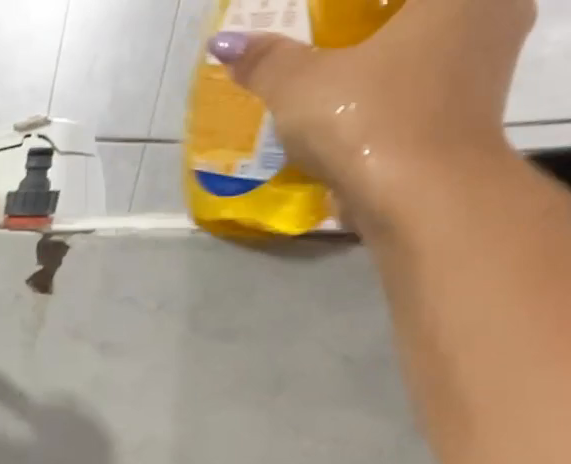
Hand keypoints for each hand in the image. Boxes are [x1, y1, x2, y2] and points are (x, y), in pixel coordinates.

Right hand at [209, 0, 534, 231]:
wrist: (421, 193)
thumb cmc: (367, 118)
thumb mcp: (298, 85)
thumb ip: (265, 60)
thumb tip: (226, 43)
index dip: (348, 7)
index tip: (317, 18)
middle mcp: (490, 12)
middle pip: (418, 10)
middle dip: (368, 23)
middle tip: (320, 36)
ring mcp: (490, 61)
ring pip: (429, 41)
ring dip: (383, 54)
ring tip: (328, 72)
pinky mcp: (474, 106)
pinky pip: (429, 79)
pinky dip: (392, 86)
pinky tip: (352, 106)